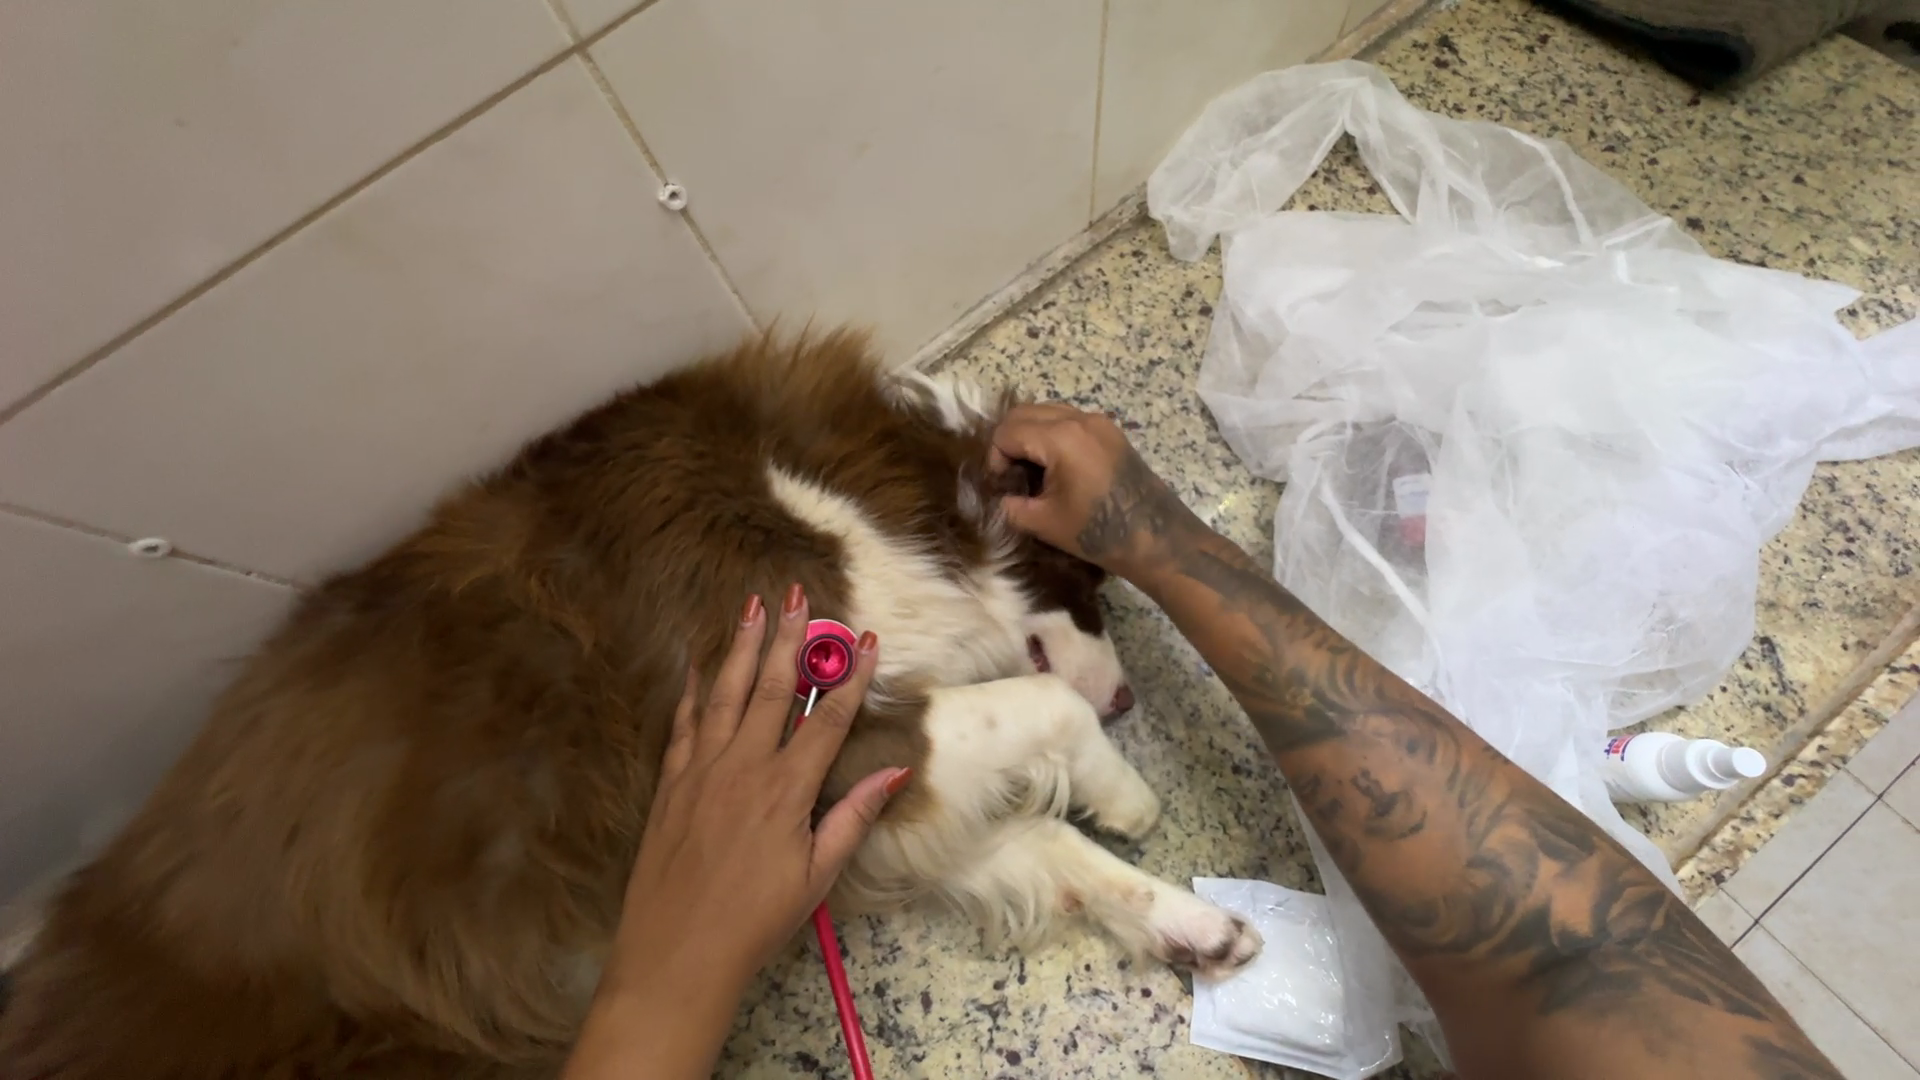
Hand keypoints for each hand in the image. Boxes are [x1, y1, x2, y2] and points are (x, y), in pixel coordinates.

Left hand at [605, 584, 906, 1003]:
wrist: (674, 959)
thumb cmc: (756, 921)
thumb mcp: (818, 875)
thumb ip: (854, 816)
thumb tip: (895, 770)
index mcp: (787, 789)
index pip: (827, 718)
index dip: (852, 677)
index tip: (868, 641)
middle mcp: (745, 766)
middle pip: (772, 688)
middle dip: (789, 638)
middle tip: (796, 594)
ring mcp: (702, 770)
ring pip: (726, 694)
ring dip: (741, 647)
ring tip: (751, 606)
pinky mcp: (671, 783)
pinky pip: (684, 725)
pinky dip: (693, 692)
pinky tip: (698, 665)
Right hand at [989, 403, 1199, 581]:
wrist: (1155, 537)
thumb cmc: (1098, 532)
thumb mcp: (1043, 523)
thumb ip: (1009, 506)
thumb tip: (995, 498)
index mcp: (1060, 437)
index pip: (1007, 433)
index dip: (994, 459)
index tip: (1000, 487)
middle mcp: (1078, 418)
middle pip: (1023, 413)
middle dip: (1007, 442)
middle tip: (1009, 476)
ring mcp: (1098, 421)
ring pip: (1046, 411)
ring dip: (1029, 435)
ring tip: (1030, 471)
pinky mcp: (1110, 431)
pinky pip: (1068, 419)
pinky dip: (1051, 434)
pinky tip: (1054, 467)